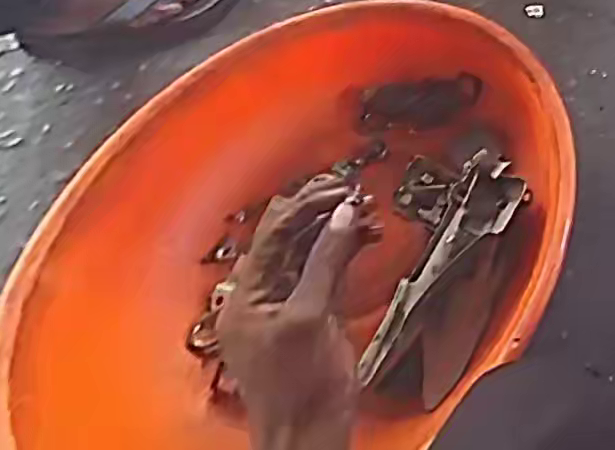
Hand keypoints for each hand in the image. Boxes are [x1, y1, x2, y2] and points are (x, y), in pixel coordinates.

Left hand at [217, 178, 368, 449]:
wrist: (312, 428)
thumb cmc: (296, 387)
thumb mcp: (309, 316)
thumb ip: (326, 259)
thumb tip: (344, 212)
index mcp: (246, 294)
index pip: (273, 231)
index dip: (307, 204)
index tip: (341, 188)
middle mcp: (264, 290)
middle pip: (290, 232)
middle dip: (323, 208)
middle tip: (354, 191)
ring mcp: (290, 296)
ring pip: (313, 242)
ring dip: (340, 223)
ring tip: (366, 210)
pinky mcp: (316, 302)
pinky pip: (331, 258)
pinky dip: (349, 242)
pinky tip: (367, 233)